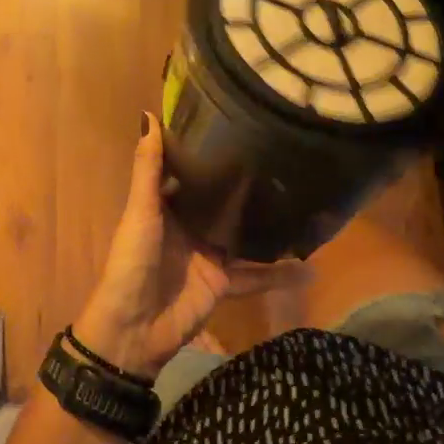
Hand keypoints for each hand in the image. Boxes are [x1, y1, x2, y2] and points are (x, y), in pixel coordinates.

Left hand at [72, 113, 310, 377]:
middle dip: (246, 187)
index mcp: (165, 205)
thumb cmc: (133, 261)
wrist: (134, 329)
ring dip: (268, 227)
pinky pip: (255, 276)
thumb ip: (148, 168)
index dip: (209, 152)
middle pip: (221, 203)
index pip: (190, 172)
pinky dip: (279, 275)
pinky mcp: (223, 284)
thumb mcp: (141, 211)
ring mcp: (208, 255)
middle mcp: (189, 226)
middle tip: (284, 160)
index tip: (238, 125)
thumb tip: (149, 114)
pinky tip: (310, 269)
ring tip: (305, 205)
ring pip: (243, 236)